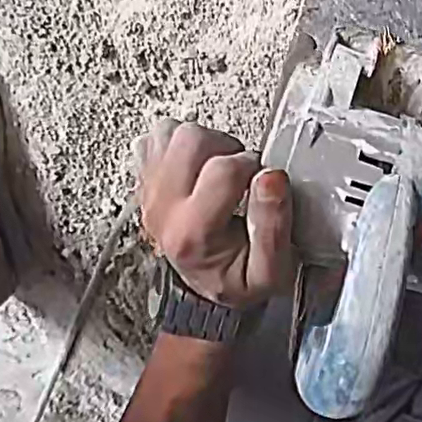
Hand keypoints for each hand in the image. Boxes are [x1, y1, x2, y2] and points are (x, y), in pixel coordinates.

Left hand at [136, 119, 291, 307]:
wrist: (207, 289)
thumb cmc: (239, 279)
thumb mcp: (271, 271)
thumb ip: (274, 227)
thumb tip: (271, 178)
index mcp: (193, 233)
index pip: (224, 170)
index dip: (253, 167)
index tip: (263, 184)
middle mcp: (163, 208)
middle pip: (191, 140)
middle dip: (226, 147)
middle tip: (241, 173)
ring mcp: (150, 192)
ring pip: (173, 132)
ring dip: (205, 143)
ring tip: (221, 169)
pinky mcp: (147, 180)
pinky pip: (158, 138)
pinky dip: (182, 144)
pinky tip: (200, 167)